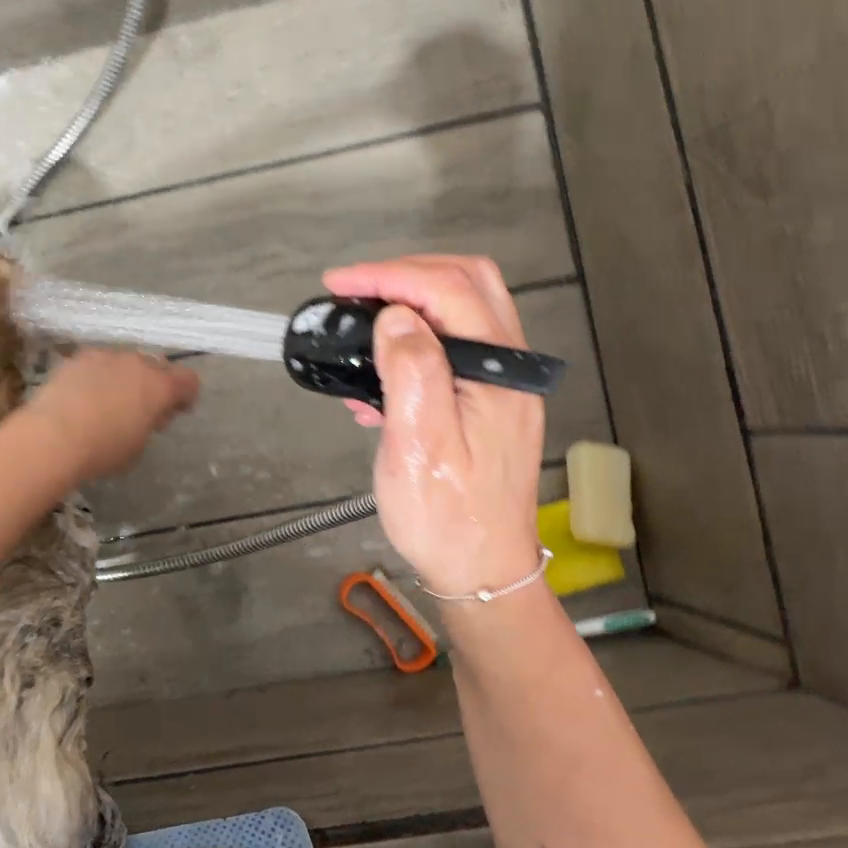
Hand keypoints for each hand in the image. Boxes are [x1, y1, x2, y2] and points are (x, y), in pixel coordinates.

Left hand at [25, 349, 200, 480]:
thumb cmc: (102, 450)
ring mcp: (105, 356)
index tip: (176, 410)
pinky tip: (83, 397)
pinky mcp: (77, 358)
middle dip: (153, 385)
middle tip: (141, 409)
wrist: (53, 437)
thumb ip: (148, 424)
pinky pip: (97, 364)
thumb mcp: (138, 446)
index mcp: (159, 386)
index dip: (186, 395)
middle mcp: (136, 363)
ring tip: (108, 402)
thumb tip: (145, 415)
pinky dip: (97, 377)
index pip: (188, 380)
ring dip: (124, 378)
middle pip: (155, 367)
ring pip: (124, 363)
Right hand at [324, 256, 544, 600]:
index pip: (448, 291)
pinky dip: (416, 341)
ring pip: (463, 312)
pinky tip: (377, 376)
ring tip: (359, 326)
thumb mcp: (417, 445)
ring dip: (411, 303)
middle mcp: (508, 369)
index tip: (339, 284)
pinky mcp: (488, 404)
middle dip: (406, 275)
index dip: (390, 276)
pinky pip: (455, 348)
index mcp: (496, 373)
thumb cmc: (444, 516)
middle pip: (468, 284)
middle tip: (353, 291)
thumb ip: (412, 371)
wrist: (481, 572)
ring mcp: (501, 385)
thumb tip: (396, 315)